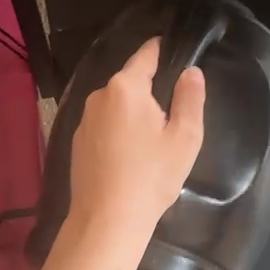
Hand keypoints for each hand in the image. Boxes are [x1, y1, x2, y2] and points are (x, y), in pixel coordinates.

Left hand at [68, 37, 205, 237]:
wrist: (107, 220)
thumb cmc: (151, 176)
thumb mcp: (185, 137)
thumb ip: (190, 98)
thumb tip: (191, 71)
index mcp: (126, 87)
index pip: (146, 54)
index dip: (162, 50)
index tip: (176, 50)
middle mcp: (99, 95)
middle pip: (131, 81)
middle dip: (151, 90)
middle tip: (172, 115)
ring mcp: (85, 119)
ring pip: (117, 104)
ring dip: (134, 113)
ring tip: (153, 139)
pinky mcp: (78, 141)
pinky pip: (105, 123)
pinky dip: (119, 130)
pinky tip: (131, 154)